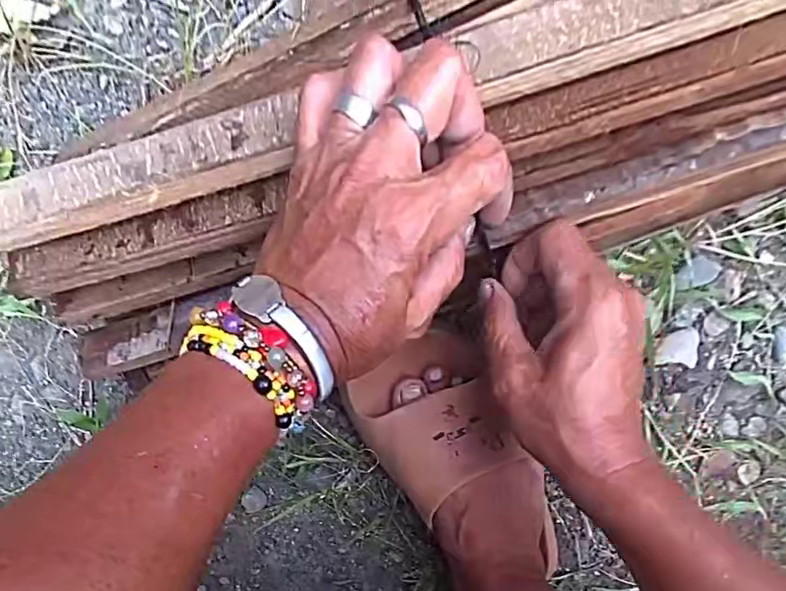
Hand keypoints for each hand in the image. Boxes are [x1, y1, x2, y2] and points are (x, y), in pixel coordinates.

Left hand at [257, 35, 513, 381]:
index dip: (498, 183)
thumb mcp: (417, 312)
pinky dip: (344, 93)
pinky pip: (319, 92)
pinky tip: (359, 124)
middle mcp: (376, 172)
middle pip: (441, 75)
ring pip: (377, 60)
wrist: (287, 335)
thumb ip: (450, 260)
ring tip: (408, 122)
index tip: (485, 205)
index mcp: (413, 216)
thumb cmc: (342, 330)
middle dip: (464, 106)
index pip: (485, 158)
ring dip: (404, 82)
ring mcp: (337, 158)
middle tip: (453, 146)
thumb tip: (458, 225)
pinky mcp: (306, 162)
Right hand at [479, 219, 653, 484]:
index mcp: (592, 300)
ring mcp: (626, 309)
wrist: (603, 458)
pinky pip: (588, 296)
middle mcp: (618, 295)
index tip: (508, 295)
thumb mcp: (512, 375)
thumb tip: (491, 290)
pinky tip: (545, 349)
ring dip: (542, 299)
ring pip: (575, 273)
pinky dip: (560, 311)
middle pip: (565, 252)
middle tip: (511, 323)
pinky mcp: (625, 324)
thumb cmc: (563, 427)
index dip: (520, 258)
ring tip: (526, 342)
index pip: (554, 235)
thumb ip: (498, 321)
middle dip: (529, 281)